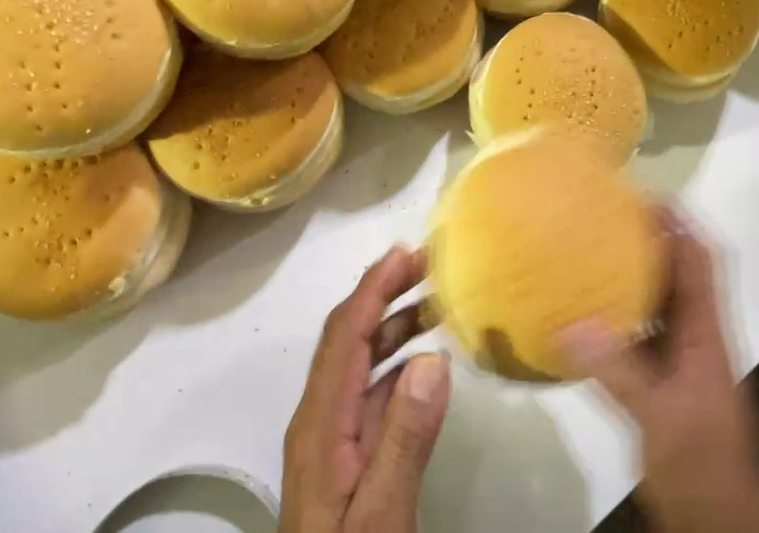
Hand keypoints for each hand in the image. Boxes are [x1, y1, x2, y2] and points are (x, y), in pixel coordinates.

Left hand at [281, 246, 452, 532]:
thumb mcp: (382, 512)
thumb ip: (405, 438)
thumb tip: (431, 358)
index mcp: (321, 424)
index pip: (345, 337)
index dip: (373, 288)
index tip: (406, 252)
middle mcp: (320, 420)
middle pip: (348, 340)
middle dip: (385, 295)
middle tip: (431, 265)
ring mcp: (332, 439)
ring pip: (361, 364)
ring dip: (394, 326)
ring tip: (438, 304)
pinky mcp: (347, 457)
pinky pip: (371, 393)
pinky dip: (398, 365)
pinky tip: (427, 365)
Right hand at [563, 210, 758, 532]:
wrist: (720, 523)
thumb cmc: (702, 465)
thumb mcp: (659, 416)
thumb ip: (618, 371)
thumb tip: (570, 323)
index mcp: (707, 334)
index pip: (701, 260)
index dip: (680, 222)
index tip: (644, 193)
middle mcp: (697, 339)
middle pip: (678, 274)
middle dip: (648, 241)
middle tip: (602, 218)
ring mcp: (681, 364)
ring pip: (658, 306)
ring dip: (630, 279)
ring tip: (587, 256)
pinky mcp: (664, 389)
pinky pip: (638, 340)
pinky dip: (614, 323)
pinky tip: (581, 322)